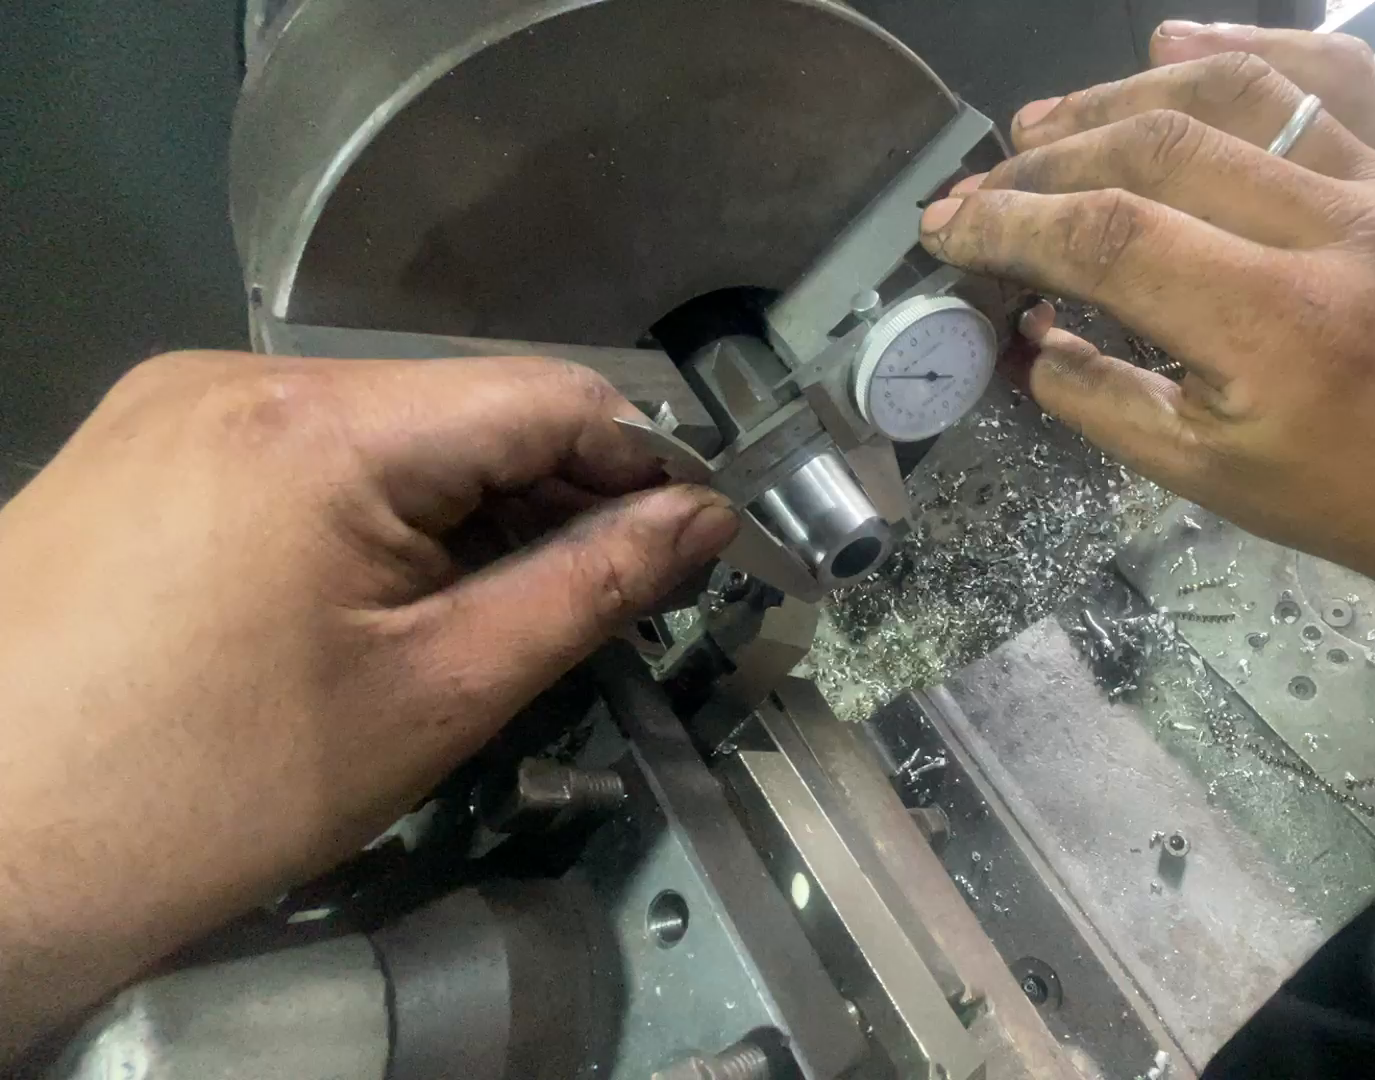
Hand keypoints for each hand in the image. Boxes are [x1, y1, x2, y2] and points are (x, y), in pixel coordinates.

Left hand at [0, 352, 735, 1051]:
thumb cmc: (221, 789)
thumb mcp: (454, 683)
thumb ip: (601, 581)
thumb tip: (706, 519)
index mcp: (326, 428)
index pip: (557, 398)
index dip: (646, 461)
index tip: (691, 535)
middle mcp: (256, 380)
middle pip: (492, 407)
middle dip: (578, 489)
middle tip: (622, 579)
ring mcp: (200, 408)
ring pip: (430, 429)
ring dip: (508, 502)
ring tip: (535, 589)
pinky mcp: (174, 450)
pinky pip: (357, 452)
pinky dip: (430, 508)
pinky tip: (440, 580)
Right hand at [919, 25, 1374, 591]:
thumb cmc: (1331, 498)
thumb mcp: (1194, 471)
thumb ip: (1095, 397)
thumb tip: (1024, 334)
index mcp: (1280, 329)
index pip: (1113, 240)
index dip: (1012, 225)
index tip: (947, 227)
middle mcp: (1337, 232)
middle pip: (1158, 152)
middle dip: (1044, 165)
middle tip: (979, 187)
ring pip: (1230, 97)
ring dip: (1114, 101)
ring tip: (1037, 121)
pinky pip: (1323, 77)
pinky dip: (1237, 50)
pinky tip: (1167, 50)